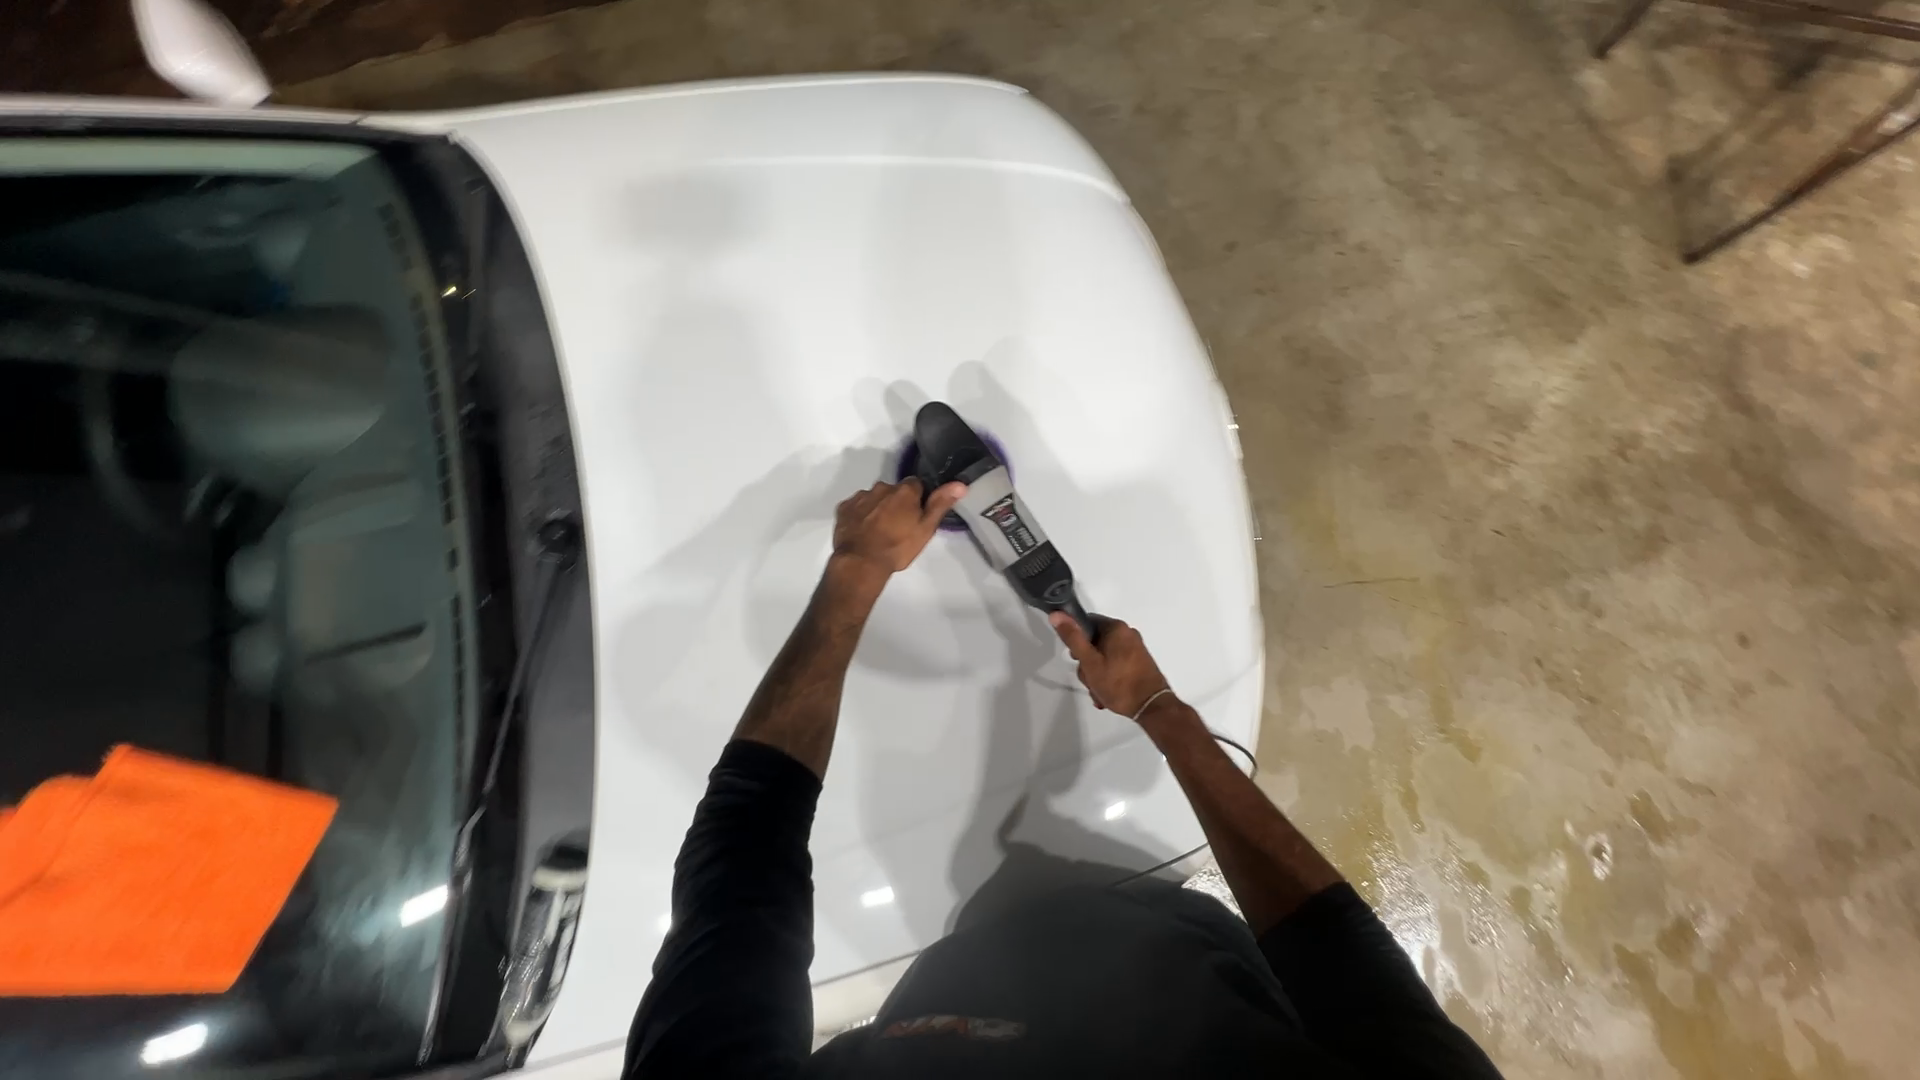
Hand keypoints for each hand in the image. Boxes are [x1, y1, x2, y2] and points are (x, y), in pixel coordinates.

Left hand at [831, 477, 966, 576]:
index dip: (917, 500)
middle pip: (893, 491)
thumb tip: (960, 484)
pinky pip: (855, 507)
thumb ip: (941, 504)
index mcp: (905, 491)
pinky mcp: (844, 508)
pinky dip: (860, 515)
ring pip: (873, 498)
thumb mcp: (925, 529)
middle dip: (896, 503)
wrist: (861, 562)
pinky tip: (862, 531)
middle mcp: (882, 487)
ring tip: (878, 532)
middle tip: (897, 527)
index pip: (916, 485)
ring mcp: (860, 497)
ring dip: (877, 509)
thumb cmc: (898, 547)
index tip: (916, 516)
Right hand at [1048, 612, 1172, 718]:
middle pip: (1095, 643)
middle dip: (1087, 664)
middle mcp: (1128, 634)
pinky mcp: (1139, 663)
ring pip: (1104, 657)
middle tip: (1090, 680)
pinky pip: (1116, 666)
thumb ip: (1073, 638)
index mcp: (1116, 628)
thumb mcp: (1090, 662)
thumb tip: (1056, 614)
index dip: (1076, 640)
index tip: (1076, 658)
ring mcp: (1135, 649)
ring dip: (1097, 675)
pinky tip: (1106, 695)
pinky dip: (1109, 679)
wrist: (1152, 706)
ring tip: (1098, 692)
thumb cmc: (1118, 683)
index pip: (1087, 623)